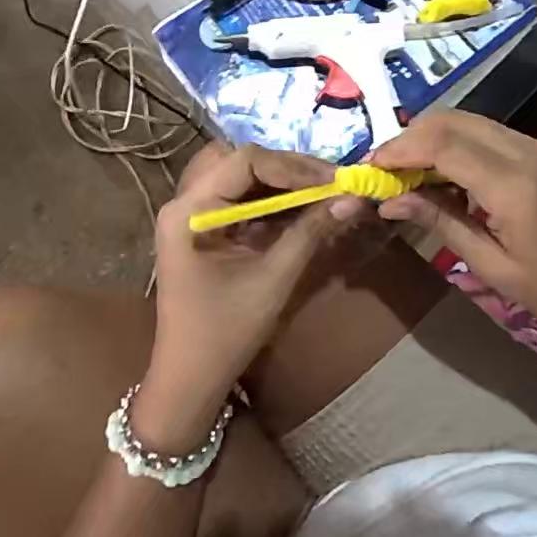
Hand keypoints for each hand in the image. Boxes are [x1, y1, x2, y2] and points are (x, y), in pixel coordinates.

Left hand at [137, 143, 357, 446]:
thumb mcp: (273, 279)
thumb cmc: (226, 331)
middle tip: (328, 182)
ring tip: (320, 191)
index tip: (333, 181)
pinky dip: (271, 197)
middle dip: (288, 168)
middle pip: (240, 160)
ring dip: (281, 180)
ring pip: (240, 174)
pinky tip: (300, 207)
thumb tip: (351, 199)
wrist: (191, 376)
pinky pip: (240, 196)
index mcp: (189, 211)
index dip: (293, 167)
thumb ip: (309, 232)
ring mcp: (192, 213)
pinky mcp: (206, 226)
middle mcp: (184, 202)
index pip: (244, 161)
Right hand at [370, 111, 536, 346]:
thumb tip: (391, 201)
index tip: (371, 167)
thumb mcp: (493, 266)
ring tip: (406, 170)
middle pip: (455, 121)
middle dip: (412, 136)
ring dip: (433, 137)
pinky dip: (458, 144)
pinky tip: (443, 172)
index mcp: (515, 185)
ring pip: (471, 122)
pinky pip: (490, 135)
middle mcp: (528, 151)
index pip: (444, 145)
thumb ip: (441, 222)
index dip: (401, 149)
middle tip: (384, 167)